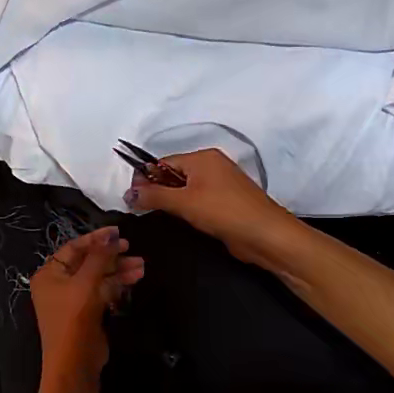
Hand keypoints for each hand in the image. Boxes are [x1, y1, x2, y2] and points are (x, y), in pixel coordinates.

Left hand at [30, 227, 143, 376]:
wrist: (75, 361)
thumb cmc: (73, 317)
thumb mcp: (86, 283)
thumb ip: (99, 257)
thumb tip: (112, 235)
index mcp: (49, 274)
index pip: (73, 248)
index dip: (96, 239)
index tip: (118, 232)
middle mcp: (58, 284)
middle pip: (88, 262)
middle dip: (111, 256)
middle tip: (132, 249)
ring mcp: (74, 299)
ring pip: (98, 277)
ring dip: (119, 270)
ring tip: (141, 266)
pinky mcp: (88, 312)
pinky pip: (103, 291)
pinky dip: (117, 285)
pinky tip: (135, 279)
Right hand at [124, 149, 297, 264]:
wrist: (265, 235)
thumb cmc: (223, 212)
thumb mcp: (183, 202)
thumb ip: (153, 196)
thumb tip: (128, 194)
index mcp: (202, 157)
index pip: (163, 162)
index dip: (145, 178)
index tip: (130, 197)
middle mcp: (212, 165)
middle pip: (174, 174)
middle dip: (156, 190)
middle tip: (139, 208)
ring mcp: (220, 184)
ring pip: (185, 188)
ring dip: (170, 201)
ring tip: (156, 214)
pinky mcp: (225, 202)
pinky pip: (197, 200)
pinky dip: (185, 208)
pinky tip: (179, 220)